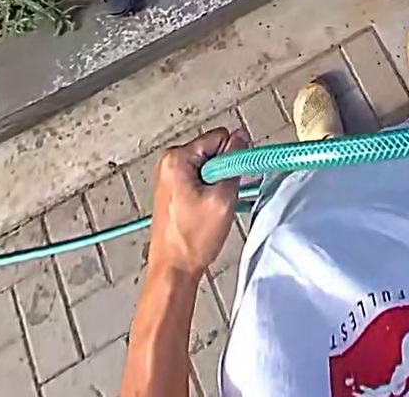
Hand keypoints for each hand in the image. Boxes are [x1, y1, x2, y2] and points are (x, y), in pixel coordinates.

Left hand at [146, 127, 245, 277]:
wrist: (173, 271)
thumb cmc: (192, 240)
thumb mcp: (223, 197)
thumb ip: (234, 161)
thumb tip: (240, 137)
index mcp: (176, 158)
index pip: (219, 137)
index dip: (231, 158)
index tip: (228, 181)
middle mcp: (169, 161)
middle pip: (213, 149)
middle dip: (222, 170)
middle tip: (218, 197)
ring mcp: (169, 174)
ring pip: (208, 163)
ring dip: (215, 181)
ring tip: (209, 206)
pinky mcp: (172, 186)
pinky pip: (199, 175)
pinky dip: (207, 188)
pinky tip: (204, 209)